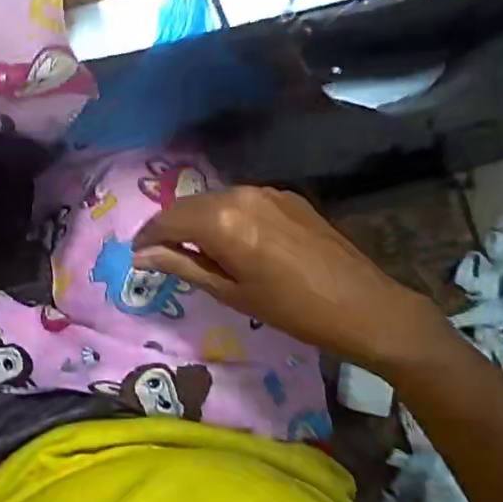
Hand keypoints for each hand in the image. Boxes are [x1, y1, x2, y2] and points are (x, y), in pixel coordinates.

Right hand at [133, 187, 456, 373]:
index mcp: (222, 221)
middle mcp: (240, 195)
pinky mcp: (287, 196)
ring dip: (197, 221)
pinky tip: (231, 241)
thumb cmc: (290, 309)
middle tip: (160, 254)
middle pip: (188, 206)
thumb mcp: (229, 292)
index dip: (147, 237)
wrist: (366, 306)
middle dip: (169, 227)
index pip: (167, 220)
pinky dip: (225, 217)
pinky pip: (241, 201)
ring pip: (214, 201)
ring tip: (194, 250)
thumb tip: (141, 255)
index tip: (136, 253)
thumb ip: (182, 265)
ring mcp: (266, 192)